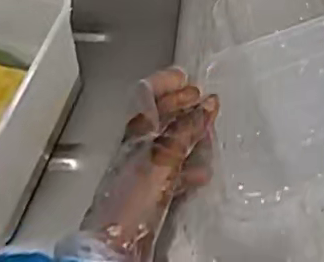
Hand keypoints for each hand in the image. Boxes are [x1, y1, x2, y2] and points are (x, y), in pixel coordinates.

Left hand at [91, 66, 218, 259]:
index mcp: (135, 131)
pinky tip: (202, 172)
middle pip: (162, 116)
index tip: (187, 78)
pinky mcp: (149, 195)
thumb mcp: (164, 156)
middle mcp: (137, 147)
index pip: (147, 94)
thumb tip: (208, 103)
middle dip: (185, 107)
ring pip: (171, 142)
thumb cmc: (134, 199)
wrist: (113, 252)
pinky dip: (189, 165)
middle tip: (206, 103)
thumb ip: (187, 128)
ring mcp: (143, 171)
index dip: (166, 82)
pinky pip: (174, 169)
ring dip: (192, 135)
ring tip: (210, 135)